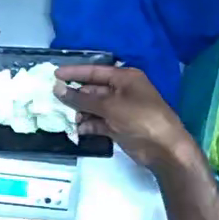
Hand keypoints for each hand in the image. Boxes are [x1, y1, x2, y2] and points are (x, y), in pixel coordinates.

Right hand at [54, 65, 198, 169]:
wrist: (163, 148)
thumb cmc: (140, 118)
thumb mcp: (109, 106)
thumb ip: (81, 99)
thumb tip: (57, 89)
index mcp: (125, 78)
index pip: (95, 71)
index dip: (74, 72)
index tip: (54, 75)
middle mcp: (122, 91)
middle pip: (93, 90)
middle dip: (76, 96)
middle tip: (55, 100)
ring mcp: (121, 110)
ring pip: (94, 107)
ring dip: (81, 112)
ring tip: (68, 118)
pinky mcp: (119, 127)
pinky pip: (99, 122)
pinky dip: (89, 125)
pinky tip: (79, 130)